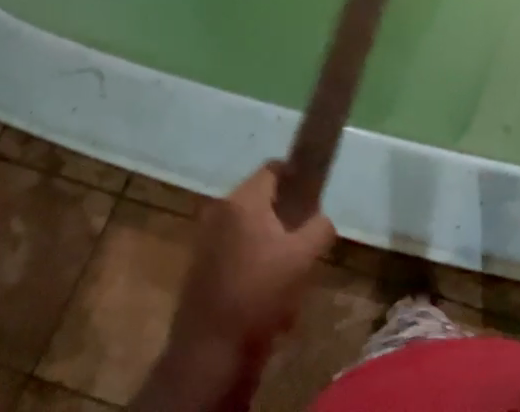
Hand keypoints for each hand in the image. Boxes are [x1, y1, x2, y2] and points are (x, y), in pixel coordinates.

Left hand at [173, 163, 335, 350]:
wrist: (210, 351)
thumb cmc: (261, 294)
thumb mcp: (305, 257)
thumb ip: (320, 227)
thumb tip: (320, 219)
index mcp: (242, 201)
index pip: (274, 168)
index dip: (297, 177)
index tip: (314, 199)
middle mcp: (219, 212)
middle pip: (261, 198)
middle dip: (285, 214)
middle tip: (306, 238)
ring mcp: (205, 240)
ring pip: (249, 226)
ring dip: (270, 240)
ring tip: (289, 268)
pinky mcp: (199, 266)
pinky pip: (235, 249)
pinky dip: (253, 259)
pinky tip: (268, 290)